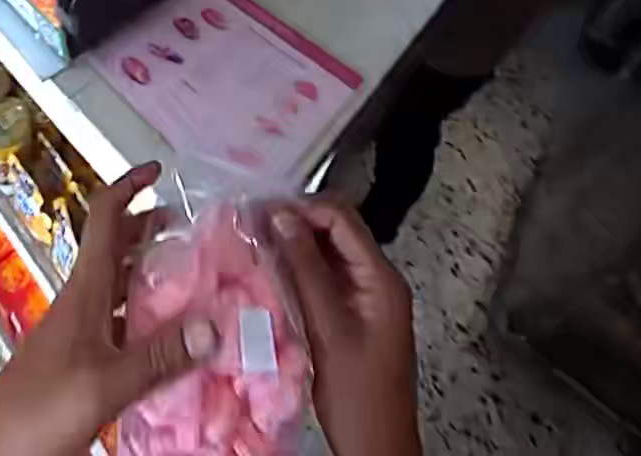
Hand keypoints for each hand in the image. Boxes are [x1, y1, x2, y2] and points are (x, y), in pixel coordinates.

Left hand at [0, 163, 215, 455]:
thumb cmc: (38, 409)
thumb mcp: (104, 383)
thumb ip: (159, 357)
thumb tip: (215, 325)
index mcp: (86, 286)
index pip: (105, 215)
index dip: (129, 184)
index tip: (158, 170)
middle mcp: (85, 298)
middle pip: (118, 244)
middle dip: (150, 226)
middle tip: (189, 228)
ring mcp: (82, 329)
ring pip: (122, 283)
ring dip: (152, 271)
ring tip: (191, 276)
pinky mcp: (83, 359)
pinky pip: (122, 320)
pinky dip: (148, 314)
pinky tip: (170, 335)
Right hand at [272, 200, 421, 455]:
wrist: (377, 449)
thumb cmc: (356, 395)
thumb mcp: (328, 328)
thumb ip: (306, 270)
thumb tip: (282, 217)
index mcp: (381, 276)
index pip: (343, 219)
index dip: (305, 208)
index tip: (267, 210)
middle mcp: (378, 276)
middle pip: (339, 229)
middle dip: (300, 220)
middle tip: (259, 221)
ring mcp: (368, 292)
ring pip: (331, 248)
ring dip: (298, 241)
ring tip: (262, 238)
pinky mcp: (355, 308)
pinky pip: (328, 272)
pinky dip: (303, 264)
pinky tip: (276, 266)